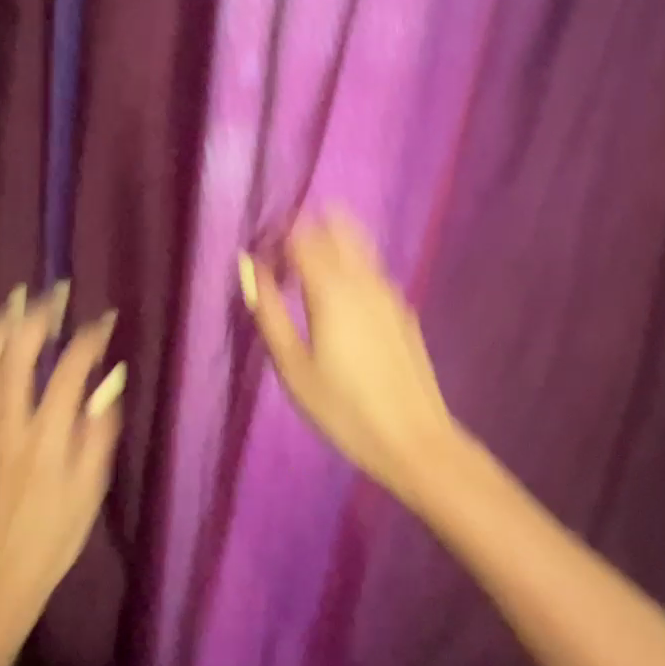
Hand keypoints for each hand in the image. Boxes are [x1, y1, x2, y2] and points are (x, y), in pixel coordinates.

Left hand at [0, 284, 126, 622]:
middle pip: (17, 352)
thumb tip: (111, 378)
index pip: (71, 368)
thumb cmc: (52, 537)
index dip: (90, 336)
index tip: (104, 318)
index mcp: (47, 436)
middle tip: (55, 293)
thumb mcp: (89, 489)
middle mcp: (6, 424)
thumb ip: (99, 430)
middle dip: (38, 314)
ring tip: (14, 301)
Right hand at [240, 211, 459, 502]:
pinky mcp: (402, 310)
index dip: (274, 236)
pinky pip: (369, 271)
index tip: (259, 258)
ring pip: (357, 244)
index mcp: (331, 288)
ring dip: (328, 247)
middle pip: (336, 225)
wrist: (414, 440)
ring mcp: (389, 291)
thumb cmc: (343, 410)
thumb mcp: (292, 368)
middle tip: (282, 261)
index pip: (300, 233)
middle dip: (306, 230)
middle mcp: (363, 278)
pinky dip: (348, 269)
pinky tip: (336, 307)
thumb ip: (269, 312)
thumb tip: (251, 269)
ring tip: (304, 281)